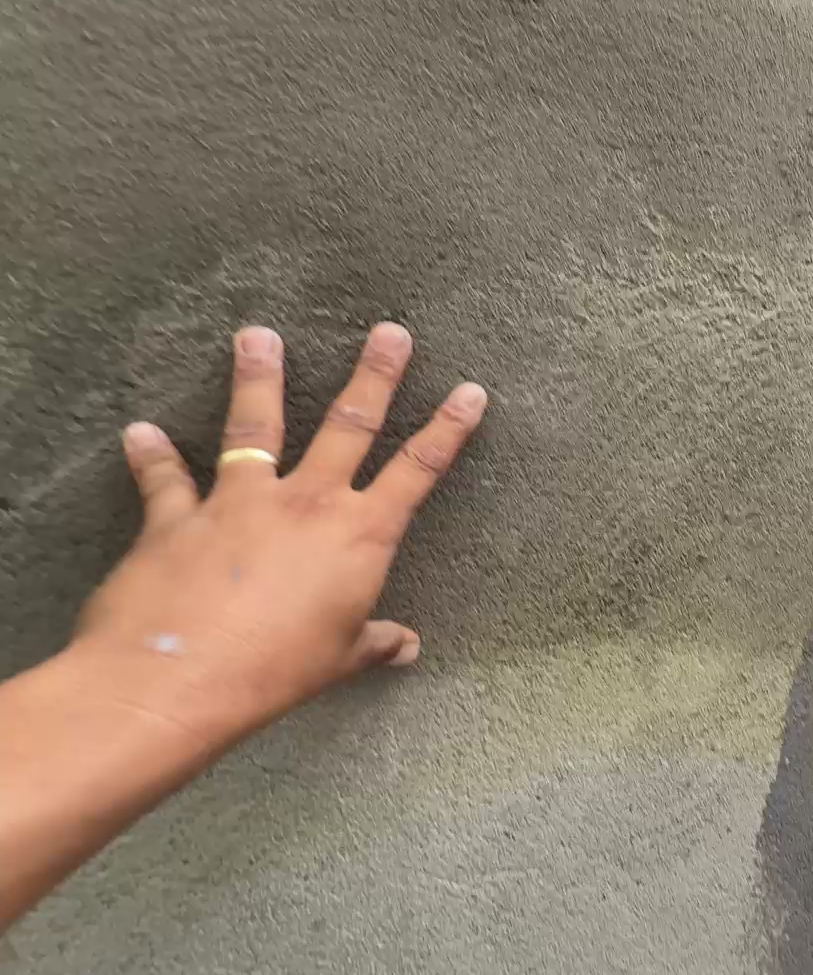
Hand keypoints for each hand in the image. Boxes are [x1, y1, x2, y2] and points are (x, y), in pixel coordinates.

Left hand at [68, 323, 486, 747]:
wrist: (175, 682)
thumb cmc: (281, 668)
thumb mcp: (343, 655)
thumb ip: (377, 641)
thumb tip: (407, 648)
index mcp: (364, 531)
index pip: (422, 466)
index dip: (452, 427)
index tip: (472, 391)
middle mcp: (311, 501)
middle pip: (351, 424)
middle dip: (375, 375)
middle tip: (389, 332)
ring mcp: (242, 502)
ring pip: (256, 426)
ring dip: (259, 378)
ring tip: (259, 334)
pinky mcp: (178, 520)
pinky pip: (165, 481)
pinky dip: (152, 457)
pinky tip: (140, 431)